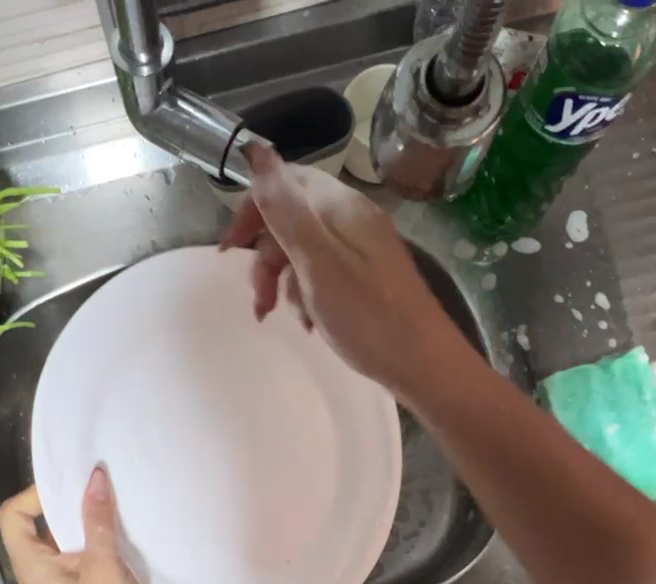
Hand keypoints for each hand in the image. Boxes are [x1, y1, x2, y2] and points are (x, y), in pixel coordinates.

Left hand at [0, 469, 155, 583]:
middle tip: (97, 488)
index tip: (72, 487)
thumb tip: (94, 476)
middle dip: (65, 504)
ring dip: (83, 523)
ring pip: (61, 542)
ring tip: (112, 507)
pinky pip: (77, 559)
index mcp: (30, 566)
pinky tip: (120, 536)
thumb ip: (98, 519)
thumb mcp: (105, 564)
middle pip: (37, 526)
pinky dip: (93, 543)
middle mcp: (36, 574)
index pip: (12, 515)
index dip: (36, 494)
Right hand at [220, 143, 476, 402]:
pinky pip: (322, 273)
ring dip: (283, 282)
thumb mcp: (317, 262)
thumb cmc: (367, 316)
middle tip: (260, 301)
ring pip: (302, 251)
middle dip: (265, 259)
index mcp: (338, 206)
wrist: (424, 363)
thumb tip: (257, 149)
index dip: (250, 213)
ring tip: (283, 316)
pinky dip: (306, 295)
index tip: (231, 254)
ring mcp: (361, 246)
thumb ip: (285, 209)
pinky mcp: (366, 274)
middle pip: (289, 220)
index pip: (282, 184)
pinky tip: (310, 322)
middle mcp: (350, 217)